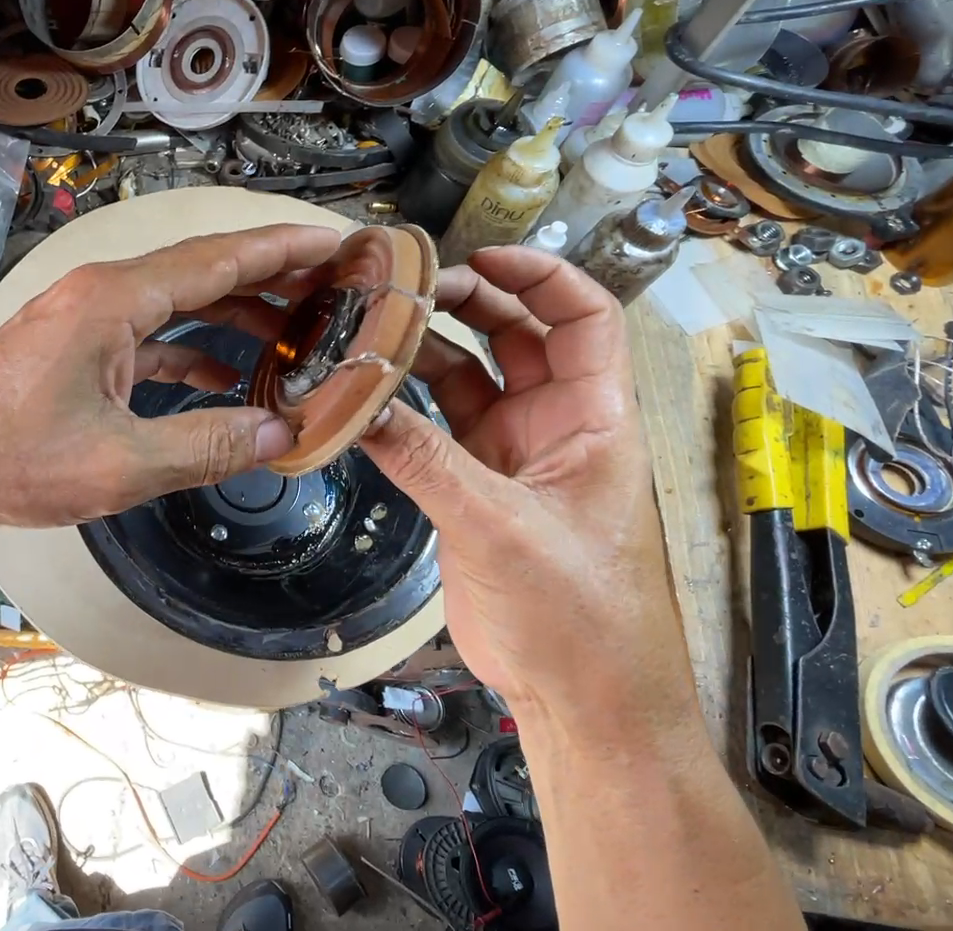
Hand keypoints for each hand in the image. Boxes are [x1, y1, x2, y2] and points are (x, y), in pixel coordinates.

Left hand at [0, 225, 343, 531]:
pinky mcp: (70, 350)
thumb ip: (207, 445)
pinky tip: (223, 379)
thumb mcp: (120, 464)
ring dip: (232, 321)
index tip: (336, 243)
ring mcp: (80, 320)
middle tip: (331, 294)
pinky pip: (146, 339)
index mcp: (113, 299)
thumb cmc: (8, 462)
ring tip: (293, 340)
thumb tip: (280, 433)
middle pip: (201, 273)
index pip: (218, 258)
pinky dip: (189, 354)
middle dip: (269, 283)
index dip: (283, 249)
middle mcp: (98, 293)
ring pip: (175, 307)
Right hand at [358, 247, 696, 734]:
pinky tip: (368, 397)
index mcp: (594, 422)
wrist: (576, 695)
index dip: (541, 277)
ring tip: (377, 334)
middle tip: (407, 293)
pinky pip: (438, 430)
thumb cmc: (578, 615)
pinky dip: (405, 410)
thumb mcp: (499, 528)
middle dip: (470, 306)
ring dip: (430, 355)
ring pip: (471, 381)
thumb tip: (358, 406)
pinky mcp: (474, 489)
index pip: (585, 320)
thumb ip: (426, 462)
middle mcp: (554, 428)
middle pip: (518, 338)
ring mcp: (511, 458)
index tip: (479, 258)